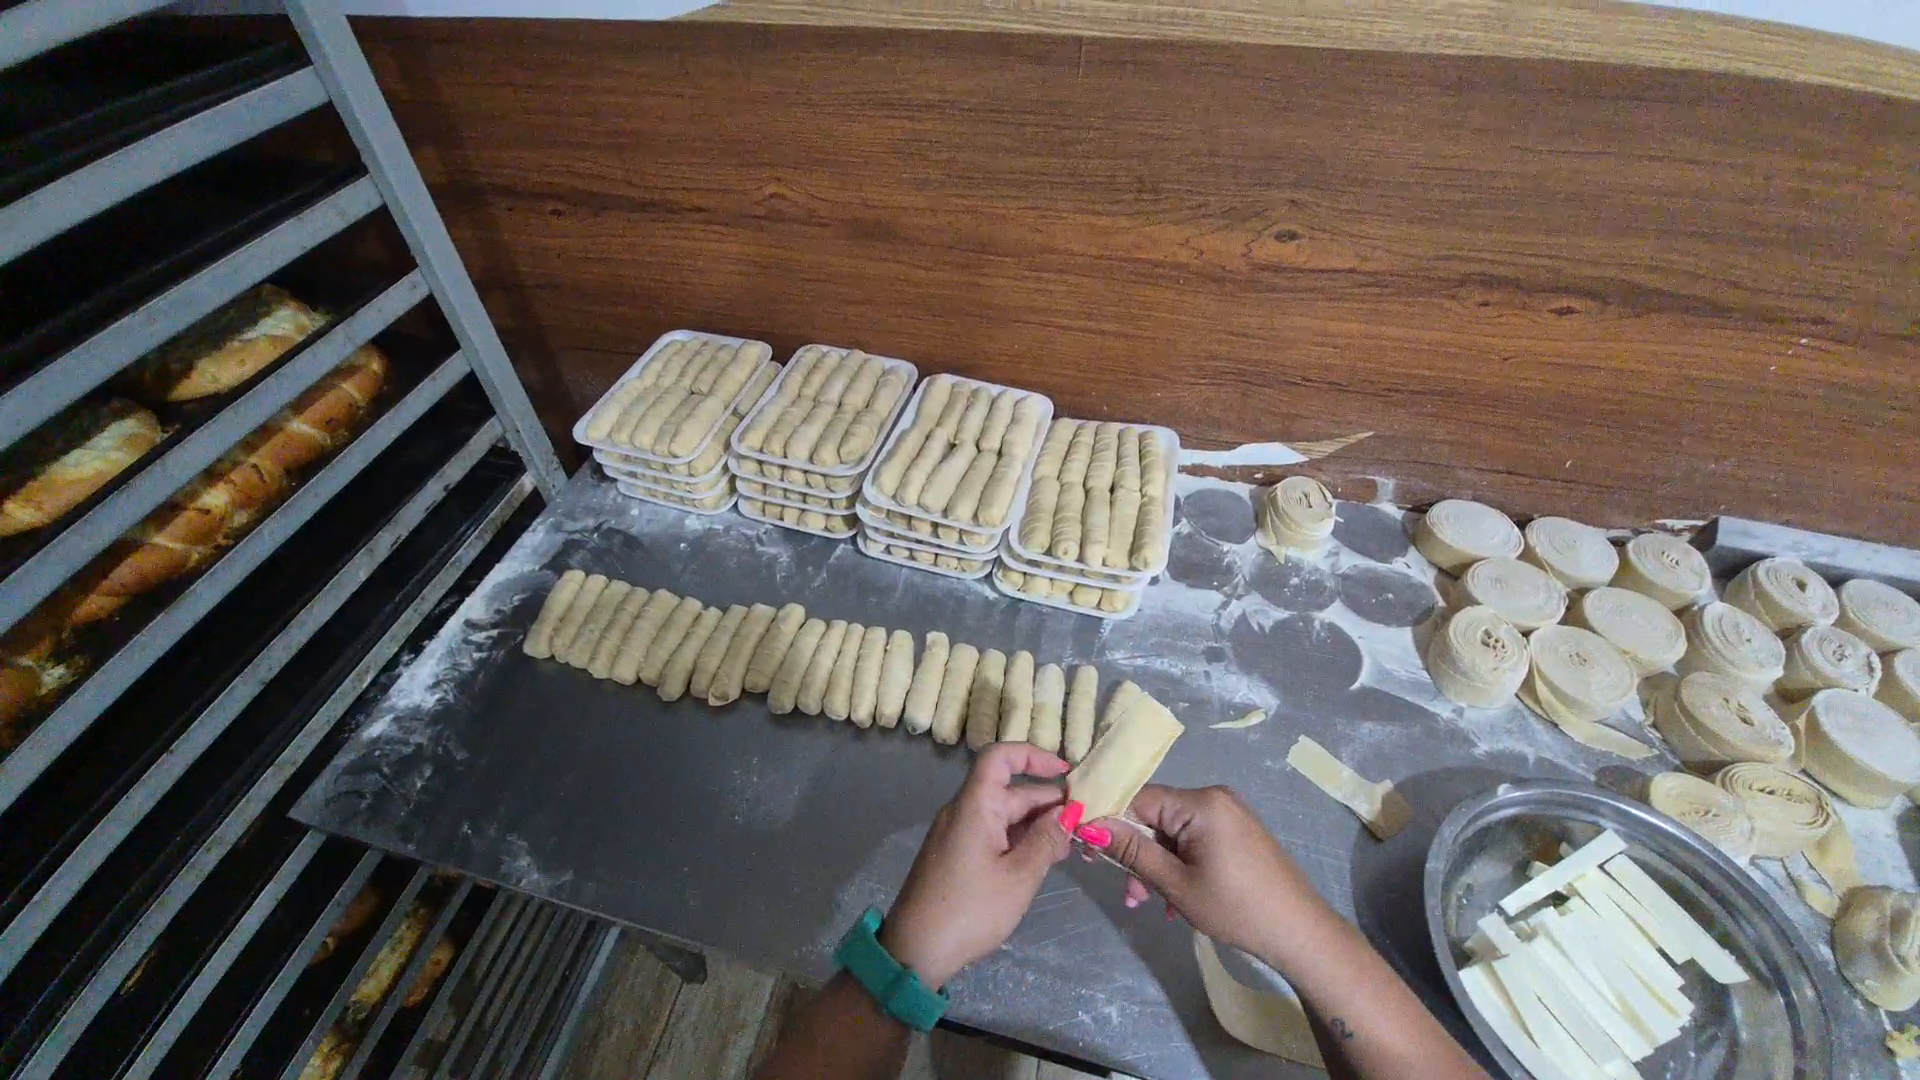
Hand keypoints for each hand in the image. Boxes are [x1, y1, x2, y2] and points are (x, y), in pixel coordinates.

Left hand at [880, 743, 1074, 989]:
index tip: (1066, 772)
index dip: (1033, 756)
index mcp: (975, 804)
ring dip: (1037, 824)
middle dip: (1048, 801)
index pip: (1000, 757)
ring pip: (1005, 814)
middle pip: (1010, 790)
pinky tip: (1045, 858)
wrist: (915, 951)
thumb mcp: (1018, 877)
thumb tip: (1068, 814)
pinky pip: (994, 833)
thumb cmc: (970, 909)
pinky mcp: (958, 855)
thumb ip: (1046, 841)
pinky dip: (1020, 840)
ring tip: (1072, 845)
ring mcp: (959, 833)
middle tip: (1085, 822)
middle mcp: (965, 810)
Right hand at [1097, 785, 1338, 964]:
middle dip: (1137, 853)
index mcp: (1200, 802)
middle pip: (1155, 815)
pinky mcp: (1236, 830)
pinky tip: (1176, 898)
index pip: (1138, 798)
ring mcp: (1228, 813)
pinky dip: (1179, 862)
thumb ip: (1132, 851)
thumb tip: (1089, 824)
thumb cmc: (1238, 909)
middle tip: (1130, 894)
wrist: (1303, 935)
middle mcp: (1213, 797)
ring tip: (1153, 903)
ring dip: (1157, 864)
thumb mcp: (1177, 884)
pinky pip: (1192, 838)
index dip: (1110, 822)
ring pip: (1172, 831)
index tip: (1090, 850)